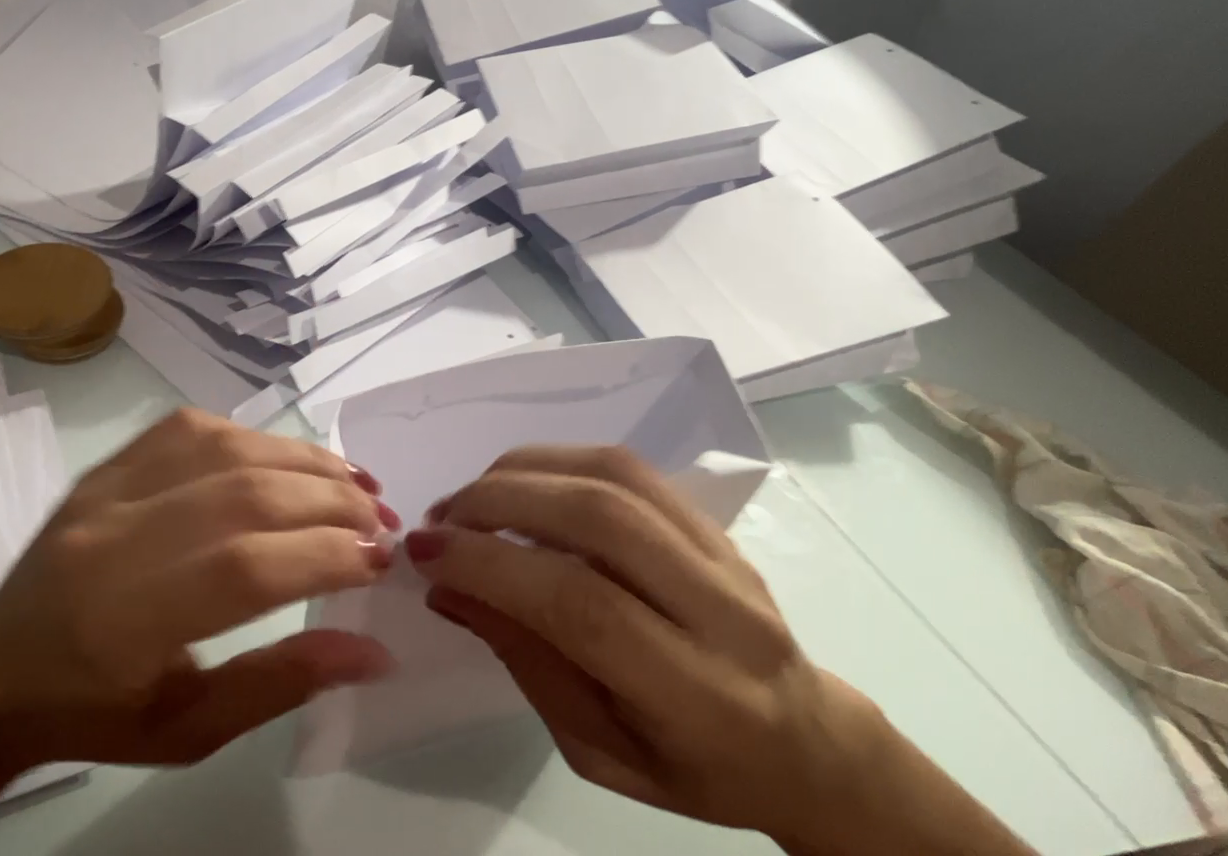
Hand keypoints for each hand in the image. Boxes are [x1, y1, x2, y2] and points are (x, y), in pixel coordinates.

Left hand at [0, 408, 398, 769]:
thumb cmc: (94, 717)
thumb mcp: (189, 730)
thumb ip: (280, 684)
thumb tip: (373, 649)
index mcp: (127, 623)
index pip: (247, 569)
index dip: (326, 556)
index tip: (380, 561)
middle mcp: (112, 541)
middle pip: (242, 495)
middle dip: (329, 502)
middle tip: (381, 521)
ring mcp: (102, 493)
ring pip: (219, 447)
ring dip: (299, 459)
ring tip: (353, 483)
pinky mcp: (100, 469)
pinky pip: (184, 428)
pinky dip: (248, 435)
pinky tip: (283, 459)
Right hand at [406, 446, 1033, 855]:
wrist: (802, 740)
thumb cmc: (691, 766)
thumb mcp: (594, 747)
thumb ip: (526, 660)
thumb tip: (449, 585)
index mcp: (696, 694)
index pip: (583, 606)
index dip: (492, 566)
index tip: (424, 553)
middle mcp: (722, 612)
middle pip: (601, 518)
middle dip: (500, 503)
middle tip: (440, 518)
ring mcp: (725, 556)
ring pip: (616, 476)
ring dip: (525, 472)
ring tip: (472, 497)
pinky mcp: (715, 524)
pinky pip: (631, 468)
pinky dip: (560, 461)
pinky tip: (521, 482)